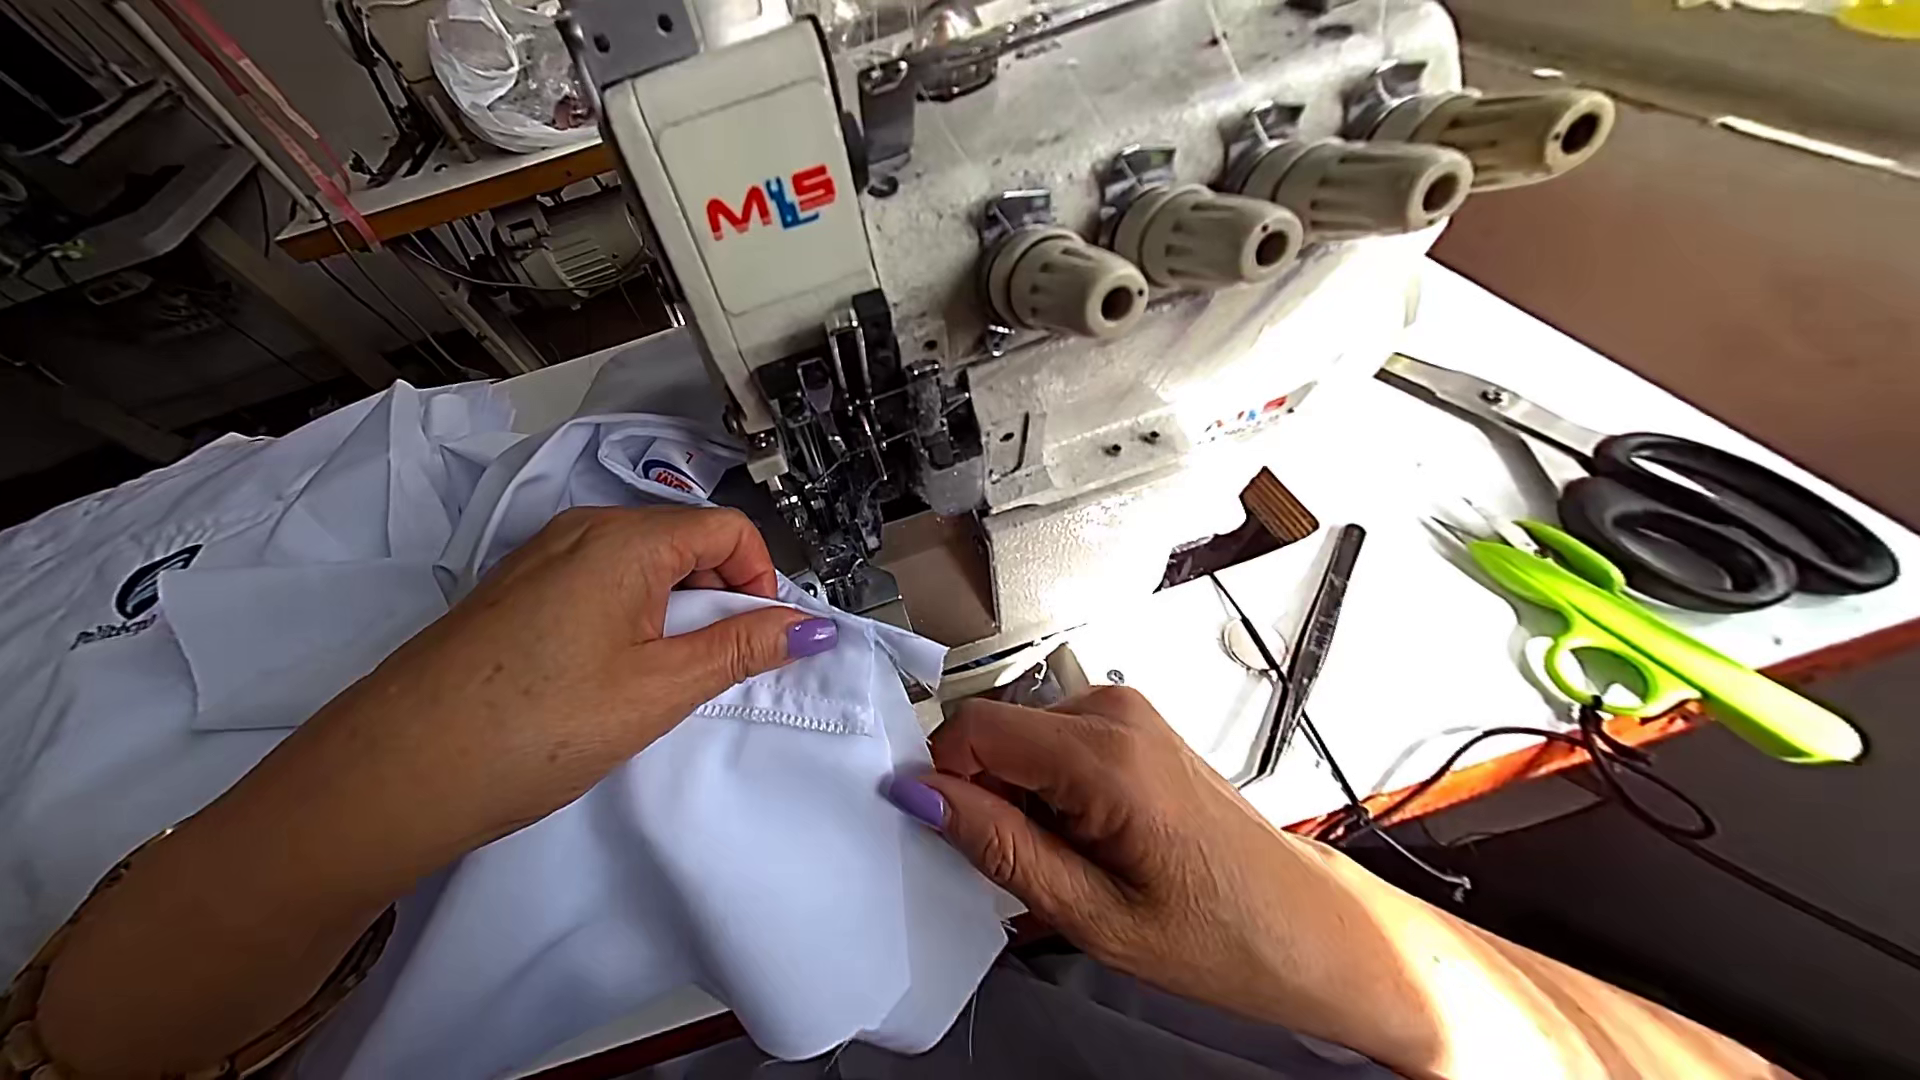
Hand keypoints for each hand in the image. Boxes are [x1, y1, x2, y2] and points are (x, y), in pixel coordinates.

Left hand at [40, 506, 838, 1074]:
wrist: (380, 784)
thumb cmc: (541, 726)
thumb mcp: (662, 688)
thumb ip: (746, 649)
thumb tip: (818, 629)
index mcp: (625, 538)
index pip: (729, 531)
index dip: (762, 581)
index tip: (759, 640)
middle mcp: (584, 529)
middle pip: (690, 542)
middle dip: (725, 599)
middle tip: (718, 665)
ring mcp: (545, 556)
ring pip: (650, 565)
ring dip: (683, 611)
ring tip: (669, 674)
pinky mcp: (521, 591)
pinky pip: (607, 583)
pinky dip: (640, 616)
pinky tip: (618, 670)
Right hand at [895, 687, 1331, 1021]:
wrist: (1304, 921)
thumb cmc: (1224, 933)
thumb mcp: (1092, 915)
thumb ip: (998, 845)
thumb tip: (926, 796)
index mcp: (1107, 755)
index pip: (975, 726)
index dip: (944, 777)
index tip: (952, 828)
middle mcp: (1115, 711)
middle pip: (995, 728)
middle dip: (985, 793)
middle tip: (1029, 860)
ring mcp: (1126, 708)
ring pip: (1018, 734)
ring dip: (1017, 792)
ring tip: (1070, 851)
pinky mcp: (1129, 719)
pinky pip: (1050, 735)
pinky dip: (1045, 781)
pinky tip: (1086, 828)